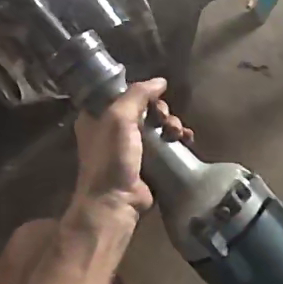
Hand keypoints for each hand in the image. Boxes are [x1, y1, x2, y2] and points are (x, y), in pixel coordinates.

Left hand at [69, 79, 190, 225]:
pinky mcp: (147, 163)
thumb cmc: (111, 158)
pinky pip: (165, 143)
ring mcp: (130, 148)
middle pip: (145, 109)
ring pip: (157, 125)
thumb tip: (161, 81)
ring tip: (177, 133)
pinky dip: (177, 139)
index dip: (141, 93)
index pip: (123, 94)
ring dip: (172, 124)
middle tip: (165, 120)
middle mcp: (112, 130)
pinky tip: (185, 140)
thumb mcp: (119, 117)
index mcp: (97, 117)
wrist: (115, 202)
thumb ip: (138, 94)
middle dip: (161, 111)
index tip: (154, 97)